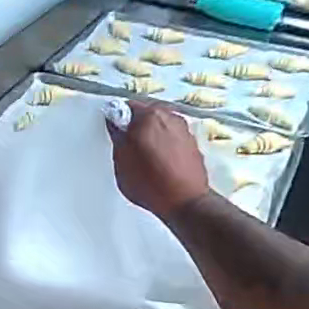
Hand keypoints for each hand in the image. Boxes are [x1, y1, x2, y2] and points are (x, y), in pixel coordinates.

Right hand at [108, 100, 210, 221]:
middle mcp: (169, 116)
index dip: (118, 120)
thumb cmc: (153, 184)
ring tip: (145, 159)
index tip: (115, 132)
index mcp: (148, 116)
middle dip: (137, 127)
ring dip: (153, 136)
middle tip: (129, 148)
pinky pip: (173, 138)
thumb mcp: (122, 162)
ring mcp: (184, 129)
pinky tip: (160, 164)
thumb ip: (118, 137)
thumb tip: (116, 124)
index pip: (126, 106)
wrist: (185, 202)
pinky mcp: (193, 143)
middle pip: (146, 114)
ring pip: (161, 125)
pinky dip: (166, 145)